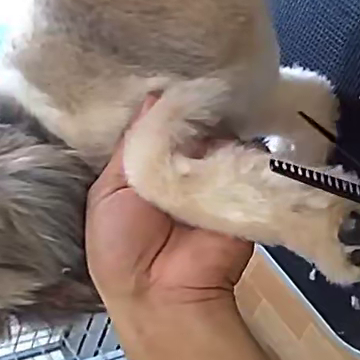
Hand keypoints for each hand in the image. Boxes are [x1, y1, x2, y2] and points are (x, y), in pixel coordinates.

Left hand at [86, 99, 253, 324]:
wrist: (165, 290)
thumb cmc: (123, 246)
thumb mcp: (111, 189)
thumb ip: (134, 143)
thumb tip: (156, 95)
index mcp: (149, 164)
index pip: (160, 123)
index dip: (164, 101)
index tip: (168, 70)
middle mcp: (187, 165)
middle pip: (195, 125)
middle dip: (195, 108)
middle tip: (197, 85)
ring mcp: (220, 175)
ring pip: (224, 137)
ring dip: (219, 127)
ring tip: (217, 110)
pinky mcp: (248, 188)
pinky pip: (249, 161)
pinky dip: (244, 149)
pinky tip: (237, 136)